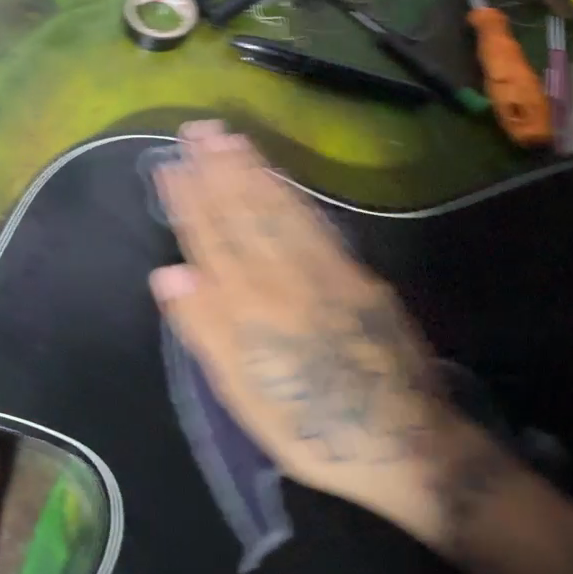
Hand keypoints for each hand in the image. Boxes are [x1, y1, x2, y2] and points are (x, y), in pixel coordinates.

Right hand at [151, 121, 464, 529]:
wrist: (404, 444)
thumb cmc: (307, 425)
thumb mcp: (243, 393)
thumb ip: (207, 330)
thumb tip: (168, 273)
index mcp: (250, 304)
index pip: (211, 238)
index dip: (188, 200)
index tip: (170, 164)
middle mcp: (284, 275)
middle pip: (244, 213)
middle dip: (218, 169)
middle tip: (198, 129)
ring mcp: (323, 270)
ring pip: (279, 210)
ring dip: (251, 170)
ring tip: (230, 138)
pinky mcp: (354, 275)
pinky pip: (313, 223)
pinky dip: (290, 194)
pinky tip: (277, 177)